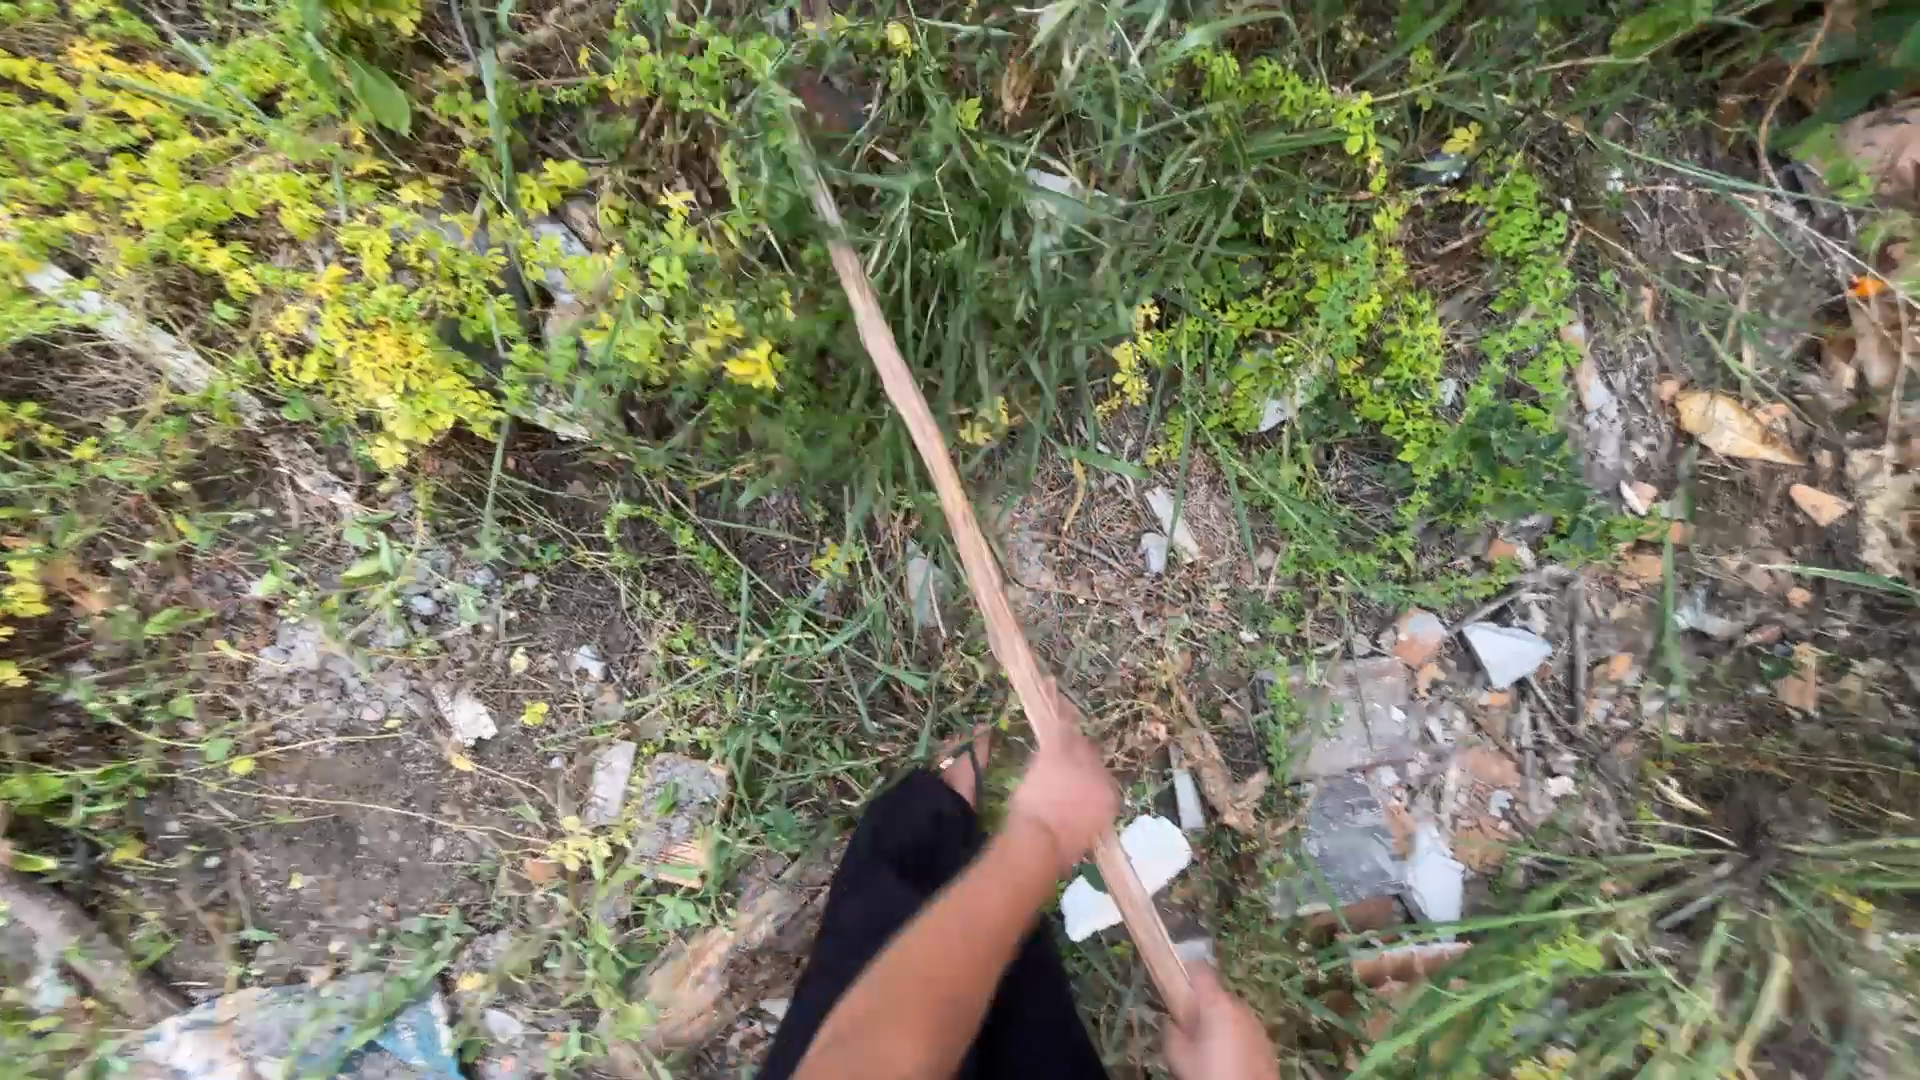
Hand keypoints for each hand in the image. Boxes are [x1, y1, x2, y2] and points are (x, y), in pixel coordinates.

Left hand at [1005, 687, 1117, 874]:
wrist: (1042, 841)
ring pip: (1075, 739)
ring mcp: (1079, 763)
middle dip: (1080, 751)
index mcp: (1110, 800)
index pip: (1102, 778)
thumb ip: (1086, 818)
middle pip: (1091, 755)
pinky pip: (1058, 725)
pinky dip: (1054, 706)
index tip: (1076, 773)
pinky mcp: (1058, 754)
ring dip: (1068, 722)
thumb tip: (1079, 812)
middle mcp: (1101, 776)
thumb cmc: (1059, 850)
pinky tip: (1049, 685)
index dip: (1087, 773)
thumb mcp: (1082, 837)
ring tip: (1057, 699)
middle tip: (1067, 743)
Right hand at [1165, 964, 1278, 1079]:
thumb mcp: (1180, 1058)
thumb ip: (1170, 1032)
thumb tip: (1171, 1022)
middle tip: (1192, 1026)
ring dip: (1222, 1020)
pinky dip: (1237, 1036)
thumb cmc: (1212, 1075)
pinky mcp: (1268, 1043)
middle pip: (1217, 994)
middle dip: (1204, 1005)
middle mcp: (1239, 1007)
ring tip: (1212, 1046)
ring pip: (1233, 1012)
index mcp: (1216, 1003)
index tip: (1178, 979)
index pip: (1200, 969)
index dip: (1187, 969)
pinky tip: (1231, 1058)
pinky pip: (1246, 1030)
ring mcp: (1257, 1024)